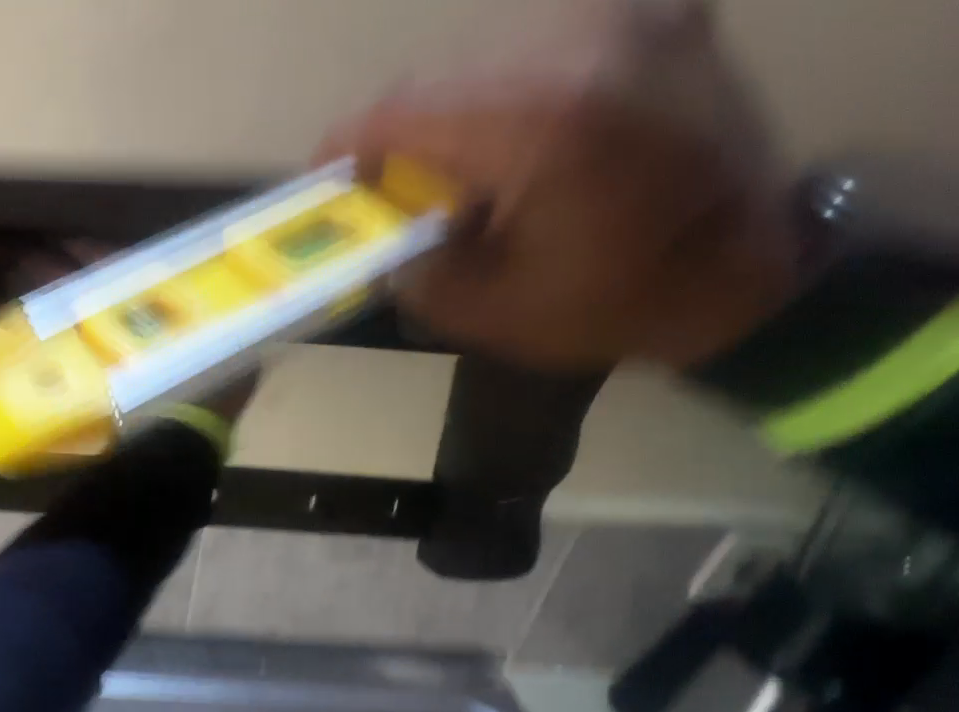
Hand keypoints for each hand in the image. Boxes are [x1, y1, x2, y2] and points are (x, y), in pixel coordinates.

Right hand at [323, 0, 802, 370]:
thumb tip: (375, 233)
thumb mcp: (484, 310)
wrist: (757, 275)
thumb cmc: (614, 305)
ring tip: (464, 171)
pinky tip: (521, 140)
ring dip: (458, 115)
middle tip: (396, 189)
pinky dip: (513, 95)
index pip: (399, 109)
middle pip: (442, 80)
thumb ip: (410, 264)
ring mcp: (628, 20)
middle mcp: (580, 45)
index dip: (345, 146)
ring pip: (489, 60)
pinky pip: (546, 48)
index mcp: (537, 122)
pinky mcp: (658, 19)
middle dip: (405, 139)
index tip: (325, 179)